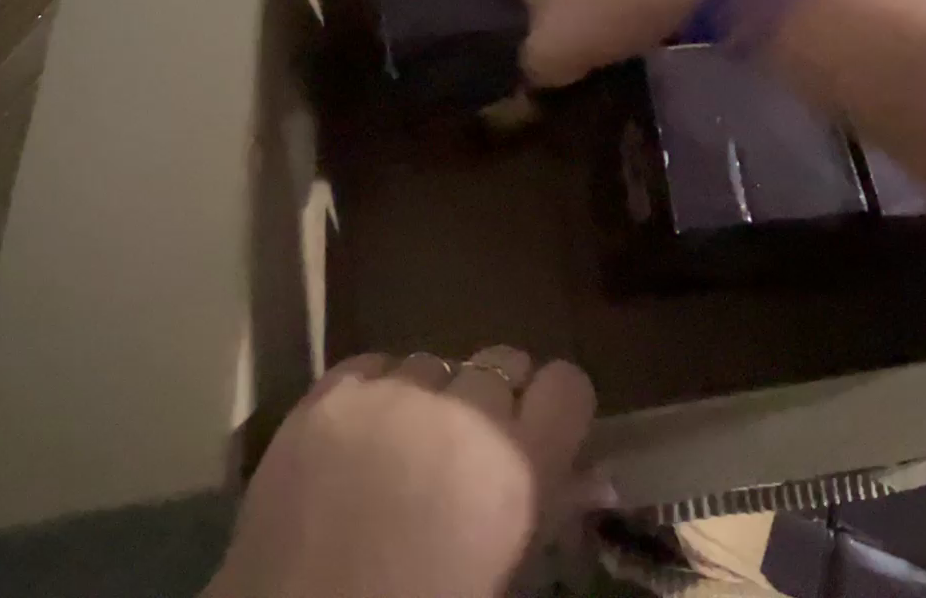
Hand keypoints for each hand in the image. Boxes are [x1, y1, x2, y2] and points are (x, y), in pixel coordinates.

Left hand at [206, 347, 601, 597]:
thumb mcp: (504, 565)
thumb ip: (552, 507)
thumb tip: (594, 475)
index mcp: (521, 464)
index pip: (568, 384)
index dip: (556, 403)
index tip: (540, 423)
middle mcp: (465, 413)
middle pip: (502, 361)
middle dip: (493, 397)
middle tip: (466, 443)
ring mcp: (393, 397)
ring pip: (434, 362)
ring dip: (430, 395)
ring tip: (402, 444)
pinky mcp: (330, 394)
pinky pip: (372, 365)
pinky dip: (373, 392)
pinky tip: (358, 435)